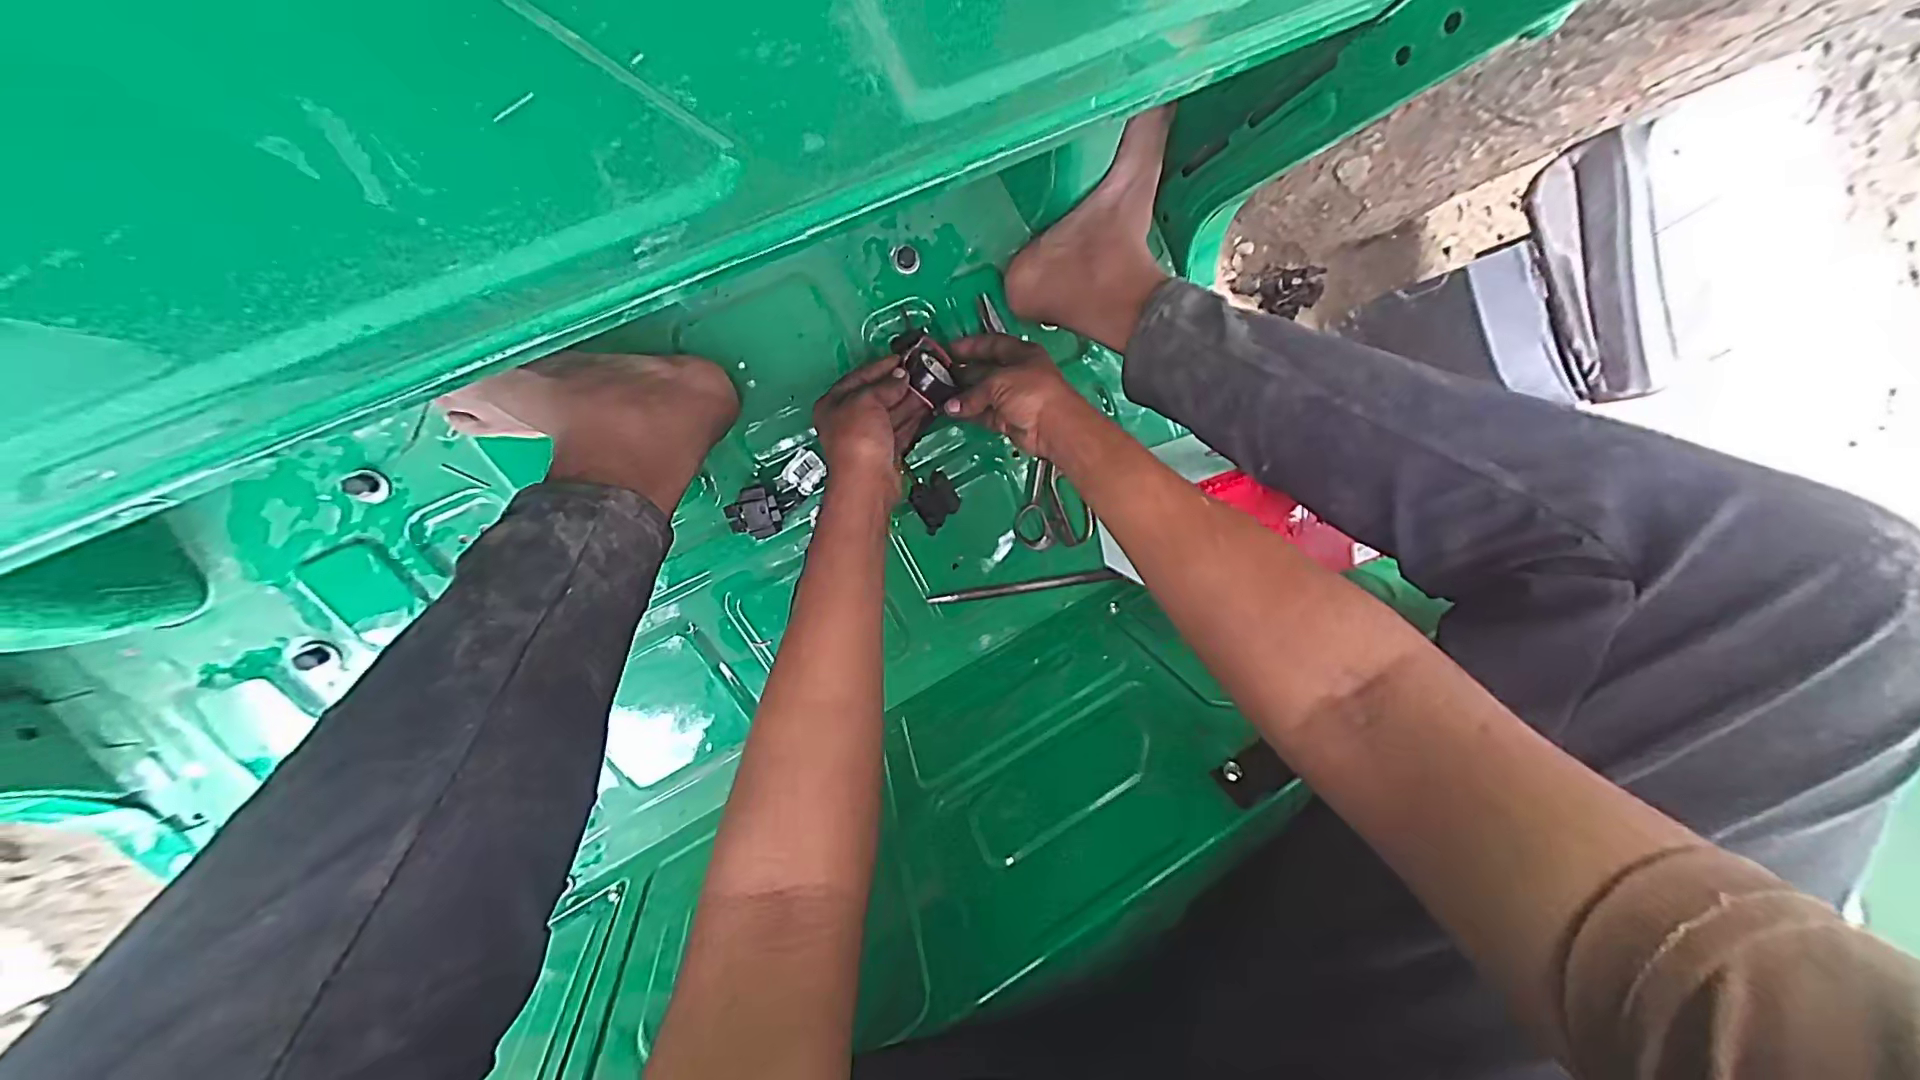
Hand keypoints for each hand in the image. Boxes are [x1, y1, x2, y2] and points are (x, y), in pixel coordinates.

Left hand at [813, 356, 930, 481]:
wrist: (868, 481)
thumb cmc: (856, 441)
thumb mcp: (867, 400)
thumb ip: (885, 385)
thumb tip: (900, 377)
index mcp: (833, 405)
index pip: (858, 378)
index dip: (880, 367)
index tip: (899, 359)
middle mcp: (848, 421)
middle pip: (876, 396)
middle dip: (899, 384)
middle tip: (919, 372)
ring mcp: (868, 438)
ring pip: (891, 413)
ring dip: (910, 400)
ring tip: (928, 387)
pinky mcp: (885, 452)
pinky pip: (902, 429)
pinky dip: (914, 418)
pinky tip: (927, 408)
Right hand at [942, 335, 1085, 458]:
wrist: (1054, 426)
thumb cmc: (1033, 393)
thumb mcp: (999, 383)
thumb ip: (973, 392)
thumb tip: (953, 404)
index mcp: (1021, 353)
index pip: (992, 344)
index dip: (970, 346)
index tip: (949, 349)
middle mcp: (1017, 373)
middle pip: (985, 370)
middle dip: (963, 372)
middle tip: (940, 374)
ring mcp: (1013, 397)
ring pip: (983, 394)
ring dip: (964, 395)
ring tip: (941, 394)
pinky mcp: (1008, 419)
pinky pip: (984, 413)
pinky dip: (970, 413)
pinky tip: (953, 411)